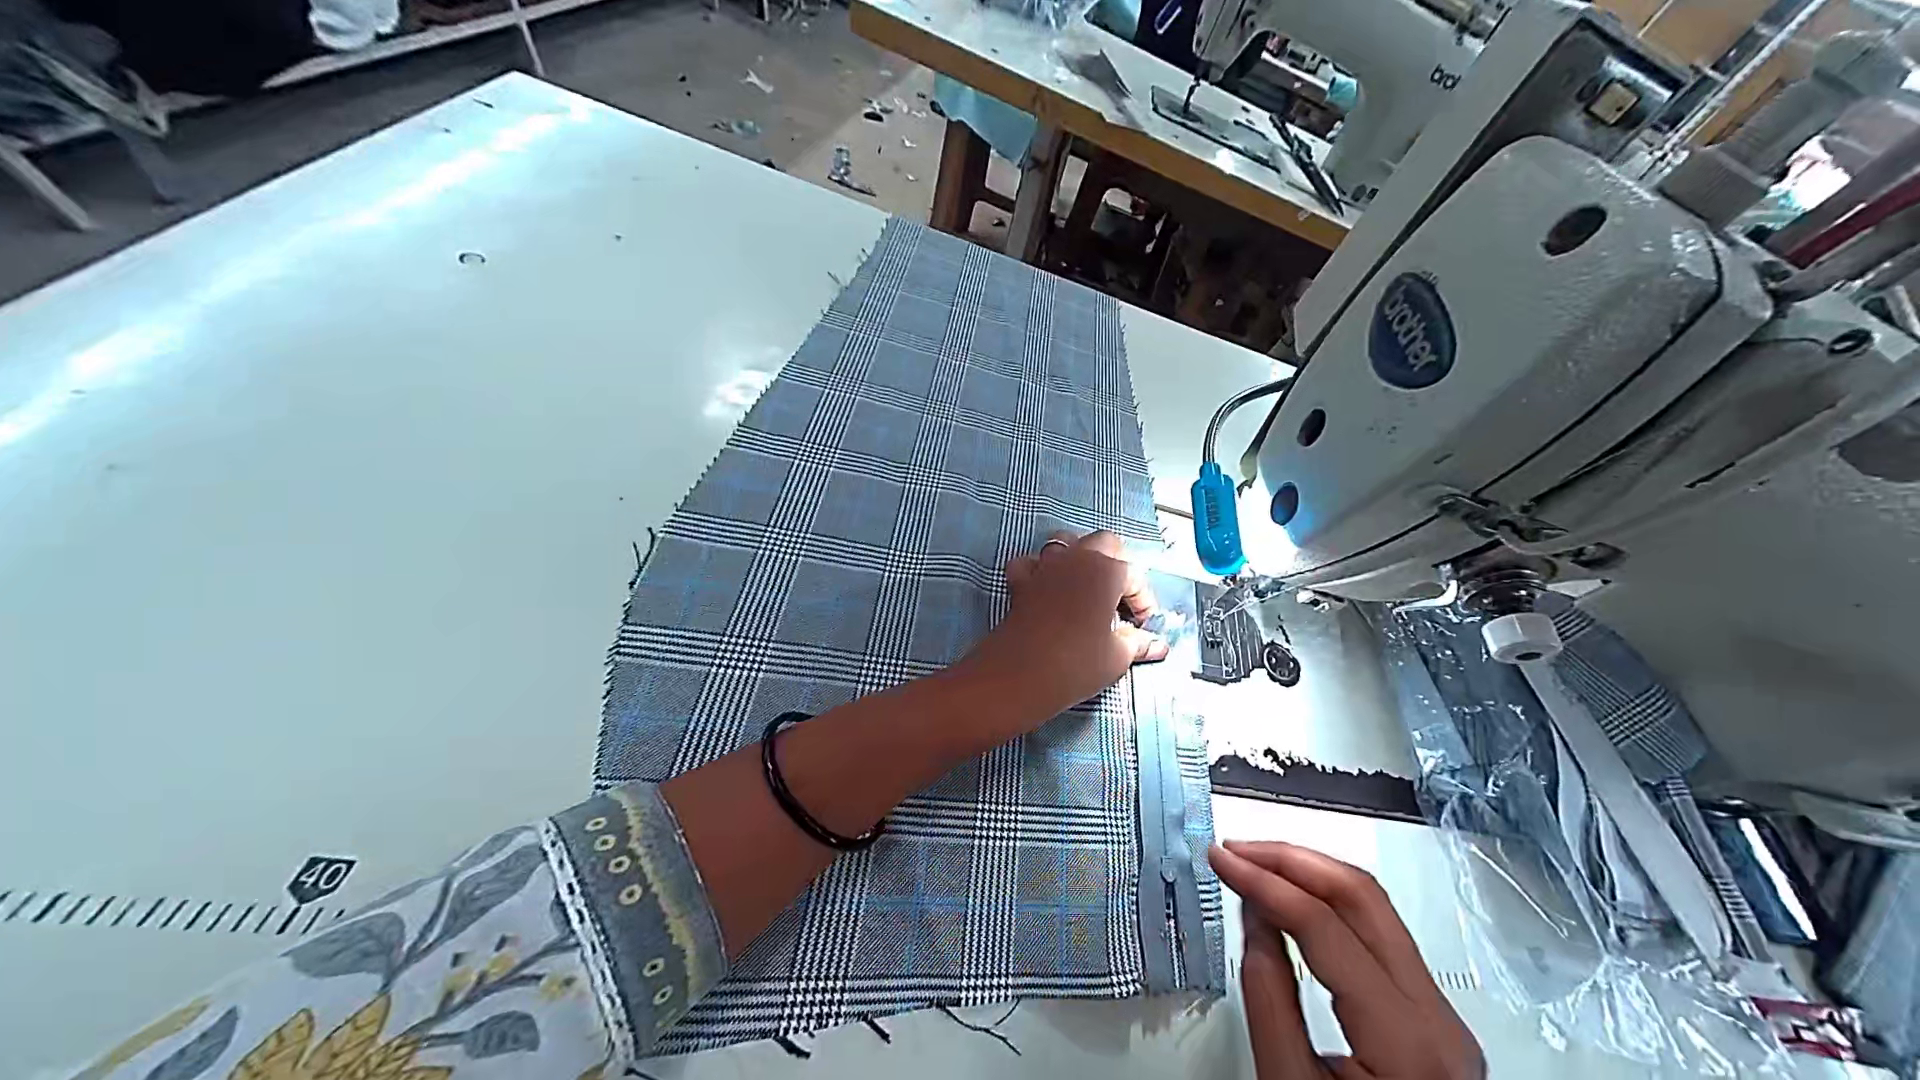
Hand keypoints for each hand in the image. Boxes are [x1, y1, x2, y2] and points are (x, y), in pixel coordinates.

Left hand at [954, 529, 1167, 730]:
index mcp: (1106, 570)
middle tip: (1121, 598)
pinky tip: (1048, 589)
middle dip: (1117, 564)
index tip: (1142, 625)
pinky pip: (1031, 563)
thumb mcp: (1116, 656)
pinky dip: (1040, 570)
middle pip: (1103, 543)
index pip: (1135, 575)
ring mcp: (1045, 567)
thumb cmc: (1076, 662)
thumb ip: (1137, 643)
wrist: (1020, 673)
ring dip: (1080, 558)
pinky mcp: (1020, 582)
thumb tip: (1156, 644)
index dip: (1143, 600)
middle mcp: (1075, 559)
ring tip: (1088, 587)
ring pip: (1066, 543)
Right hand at [1210, 841, 1482, 1079]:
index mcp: (1409, 1044)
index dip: (1264, 881)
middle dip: (1291, 859)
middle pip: (1363, 897)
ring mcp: (1442, 1013)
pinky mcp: (1431, 1013)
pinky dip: (1326, 899)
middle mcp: (1439, 1018)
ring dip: (1308, 871)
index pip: (1324, 927)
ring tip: (1254, 862)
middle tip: (1235, 850)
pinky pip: (1377, 930)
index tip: (1219, 858)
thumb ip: (1268, 994)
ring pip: (1375, 905)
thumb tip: (1252, 910)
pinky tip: (1289, 895)